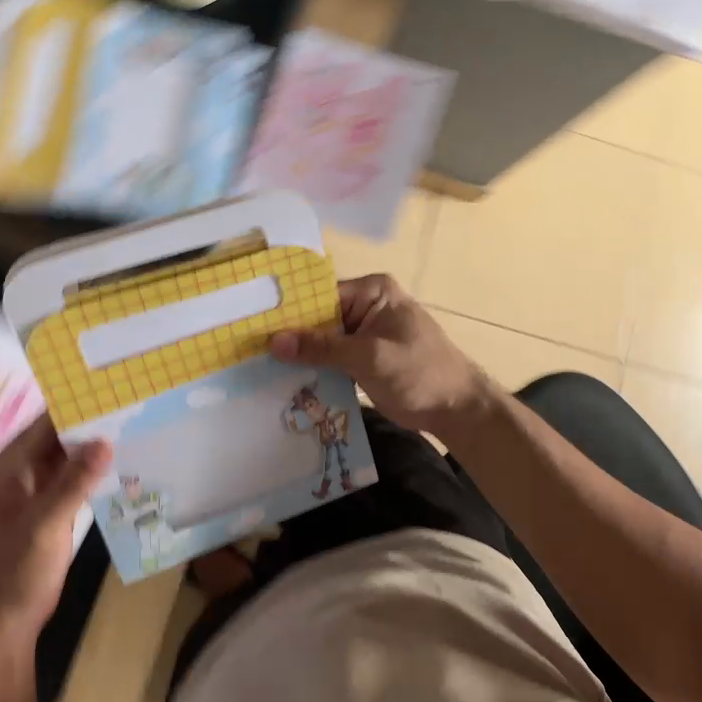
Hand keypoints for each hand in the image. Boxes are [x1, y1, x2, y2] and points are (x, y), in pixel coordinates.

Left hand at [0, 415, 110, 654]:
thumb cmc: (14, 573)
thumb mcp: (46, 524)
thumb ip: (75, 482)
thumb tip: (106, 440)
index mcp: (4, 470)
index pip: (44, 425)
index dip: (76, 408)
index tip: (114, 393)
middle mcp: (13, 477)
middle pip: (54, 441)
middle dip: (89, 428)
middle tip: (133, 410)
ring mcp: (28, 497)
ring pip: (63, 463)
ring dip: (92, 453)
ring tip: (134, 432)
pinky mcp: (42, 516)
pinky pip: (67, 485)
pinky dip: (89, 477)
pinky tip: (119, 470)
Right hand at [271, 274, 495, 434]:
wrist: (456, 409)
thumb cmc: (420, 374)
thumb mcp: (369, 358)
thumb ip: (323, 348)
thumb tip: (273, 341)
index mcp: (372, 291)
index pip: (319, 295)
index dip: (287, 311)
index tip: (250, 324)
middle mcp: (365, 305)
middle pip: (317, 317)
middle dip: (289, 335)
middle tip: (244, 348)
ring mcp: (364, 333)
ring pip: (321, 340)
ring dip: (299, 355)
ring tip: (254, 366)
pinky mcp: (363, 358)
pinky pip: (331, 358)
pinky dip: (314, 369)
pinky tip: (282, 381)